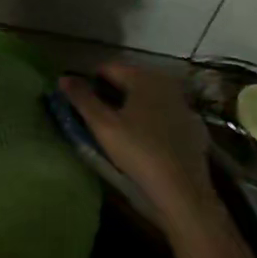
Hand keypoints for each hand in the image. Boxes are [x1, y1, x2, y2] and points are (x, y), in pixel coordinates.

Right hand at [60, 61, 216, 232]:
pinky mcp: (193, 124)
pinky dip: (153, 119)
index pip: (109, 68)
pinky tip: (146, 140)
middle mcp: (166, 81)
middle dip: (112, 93)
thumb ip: (82, 99)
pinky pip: (166, 114)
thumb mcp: (104, 126)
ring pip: (149, 97)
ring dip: (133, 105)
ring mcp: (183, 103)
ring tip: (119, 128)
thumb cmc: (139, 152)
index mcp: (144, 77)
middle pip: (131, 80)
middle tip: (97, 116)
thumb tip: (63, 78)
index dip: (91, 81)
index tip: (81, 101)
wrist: (183, 189)